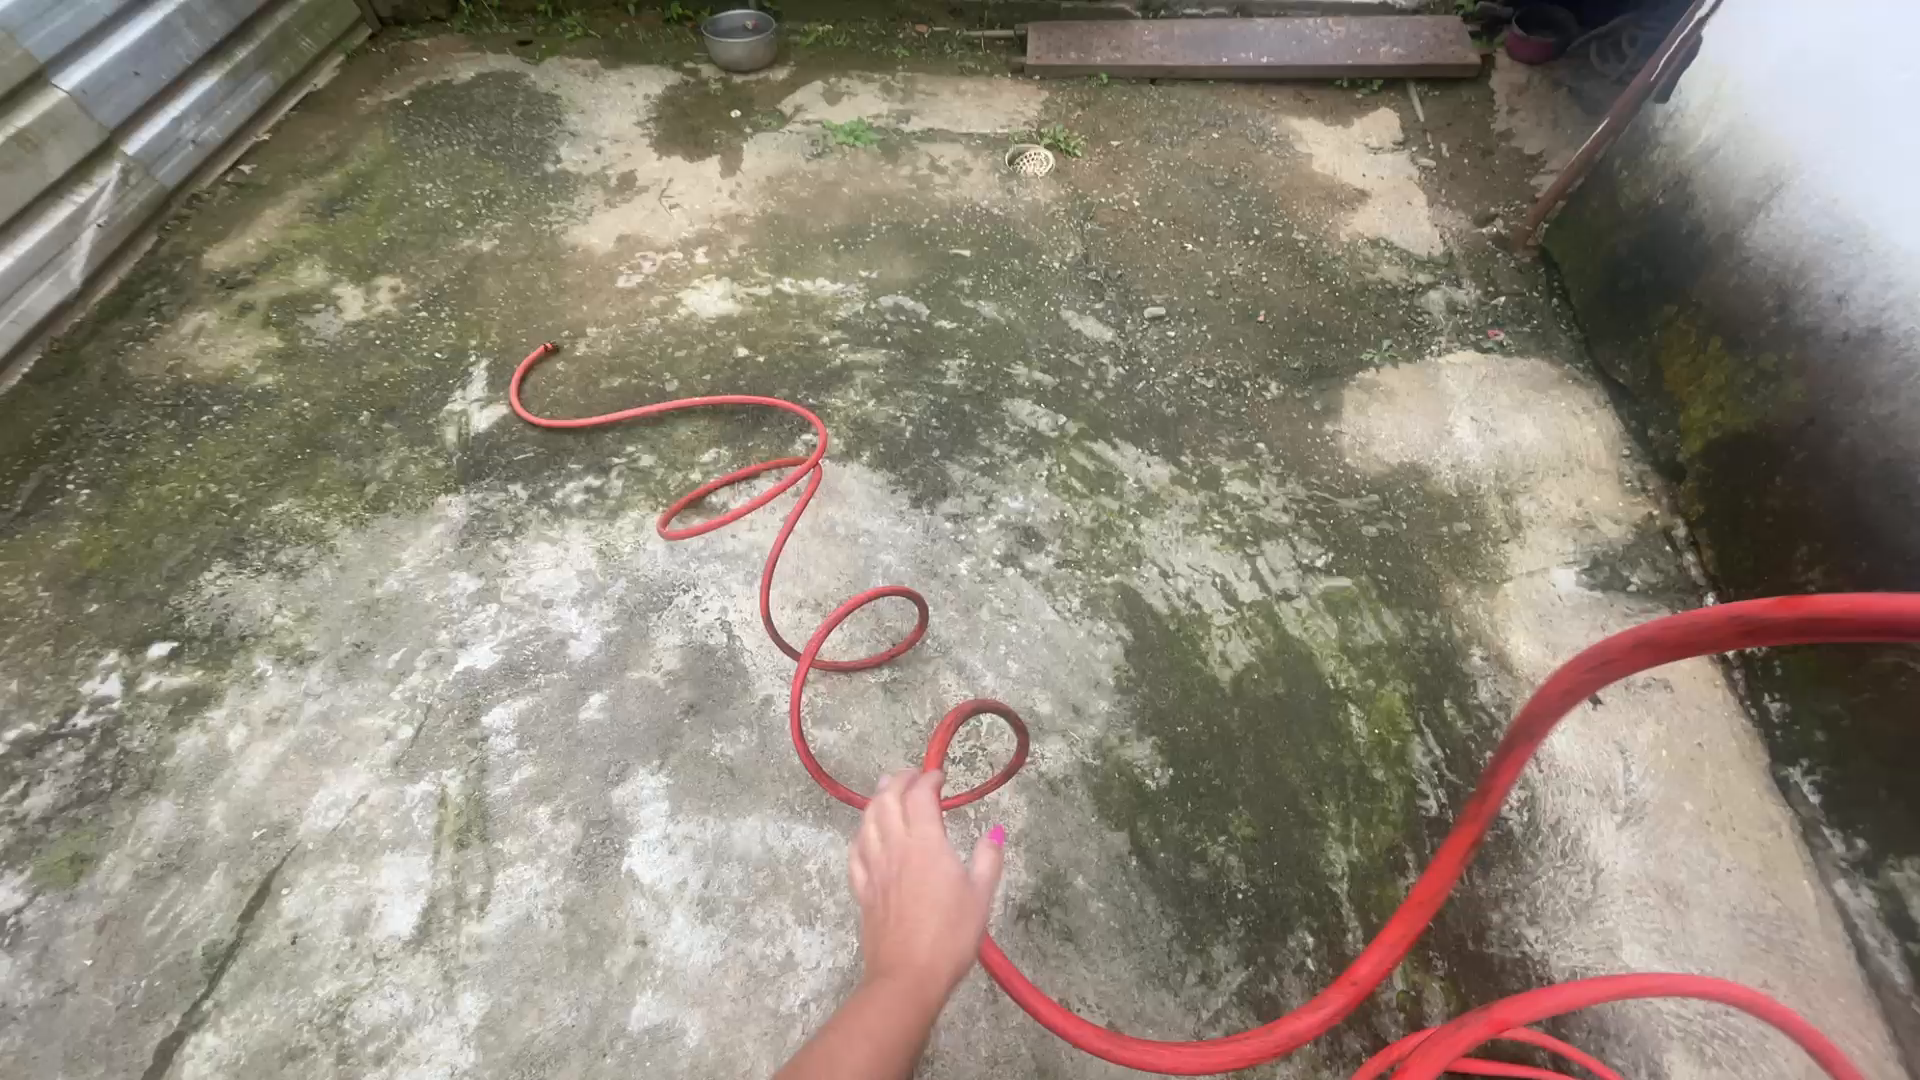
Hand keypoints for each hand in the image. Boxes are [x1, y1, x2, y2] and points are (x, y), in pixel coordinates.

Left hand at [849, 769, 1004, 1001]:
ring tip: (887, 790)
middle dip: (899, 780)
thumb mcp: (981, 896)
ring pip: (867, 819)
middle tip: (912, 775)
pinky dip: (862, 832)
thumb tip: (995, 833)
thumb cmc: (950, 936)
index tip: (940, 777)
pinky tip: (867, 833)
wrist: (907, 978)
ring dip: (877, 798)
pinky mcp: (862, 889)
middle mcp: (895, 846)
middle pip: (887, 799)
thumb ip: (988, 859)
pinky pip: (855, 850)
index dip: (928, 779)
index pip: (920, 796)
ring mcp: (873, 867)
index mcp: (925, 843)